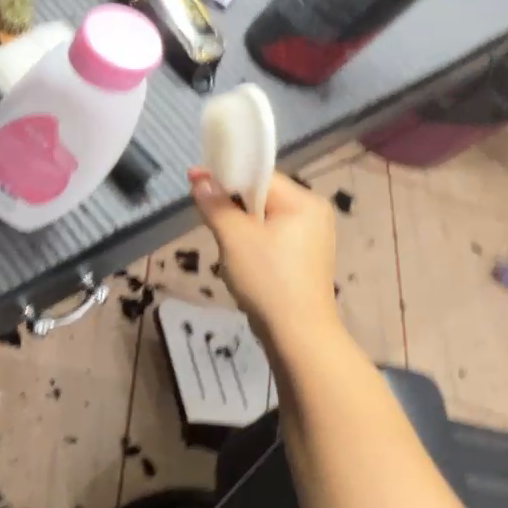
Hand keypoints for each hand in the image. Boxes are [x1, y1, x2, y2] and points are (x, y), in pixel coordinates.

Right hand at [189, 168, 340, 350]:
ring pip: (263, 216)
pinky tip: (239, 257)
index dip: (225, 175)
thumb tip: (199, 178)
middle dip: (231, 203)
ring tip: (223, 242)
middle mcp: (313, 213)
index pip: (259, 175)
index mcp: (304, 202)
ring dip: (238, 223)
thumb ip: (215, 204)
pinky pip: (271, 234)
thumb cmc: (267, 278)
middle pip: (261, 194)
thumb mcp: (234, 237)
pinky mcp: (304, 257)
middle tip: (205, 216)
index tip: (194, 181)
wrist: (297, 332)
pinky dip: (250, 239)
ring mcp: (311, 236)